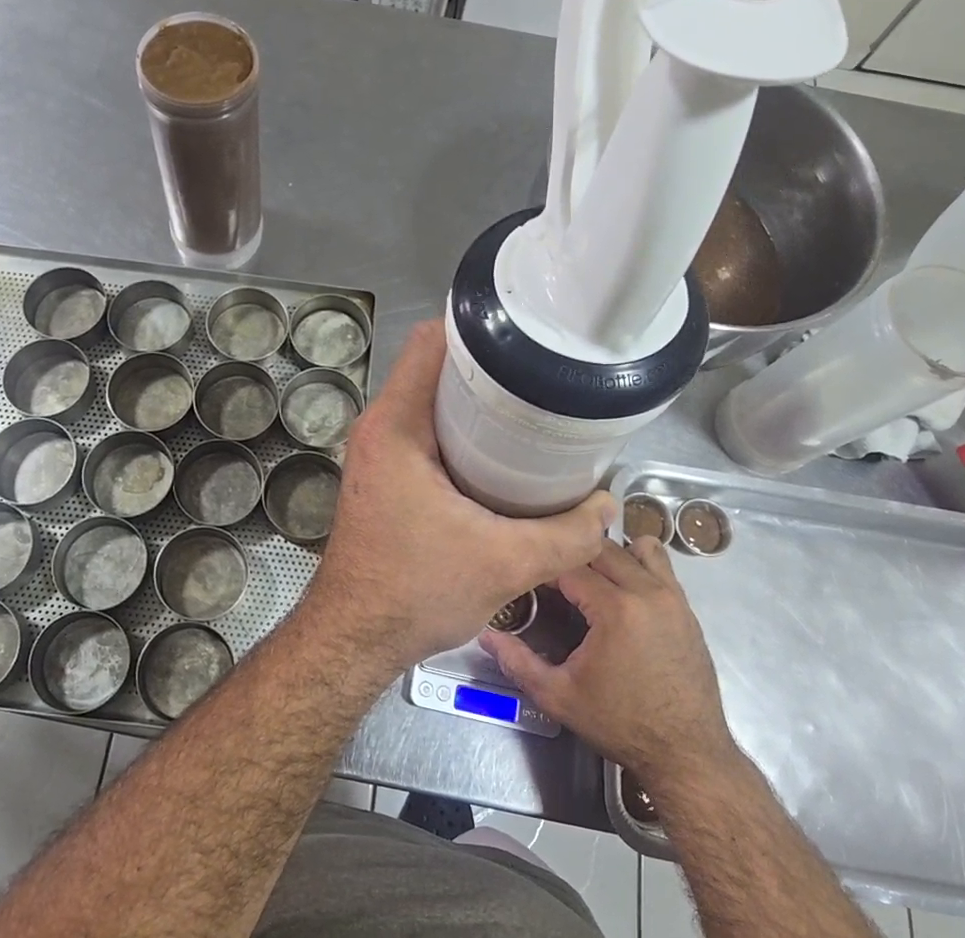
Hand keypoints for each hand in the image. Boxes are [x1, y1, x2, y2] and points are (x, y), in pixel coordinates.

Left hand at [302, 320, 615, 672]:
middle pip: (437, 369)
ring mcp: (378, 454)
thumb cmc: (415, 592)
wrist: (356, 637)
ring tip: (535, 406)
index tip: (530, 330)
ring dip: (478, 401)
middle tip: (548, 373)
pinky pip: (427, 433)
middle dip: (492, 365)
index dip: (481, 327)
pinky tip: (505, 452)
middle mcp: (380, 430)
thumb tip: (608, 509)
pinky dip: (463, 432)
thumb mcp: (505, 563)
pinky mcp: (385, 478)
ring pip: (433, 402)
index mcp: (396, 428)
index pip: (432, 342)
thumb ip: (566, 535)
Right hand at [480, 537, 737, 784]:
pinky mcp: (687, 610)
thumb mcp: (558, 696)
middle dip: (572, 553)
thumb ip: (518, 661)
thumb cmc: (619, 724)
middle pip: (603, 547)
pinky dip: (637, 566)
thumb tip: (485, 635)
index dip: (542, 566)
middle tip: (549, 572)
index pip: (569, 565)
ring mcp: (674, 598)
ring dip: (608, 554)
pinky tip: (618, 589)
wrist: (686, 753)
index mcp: (616, 608)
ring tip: (587, 575)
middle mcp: (649, 592)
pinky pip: (661, 568)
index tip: (526, 575)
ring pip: (637, 549)